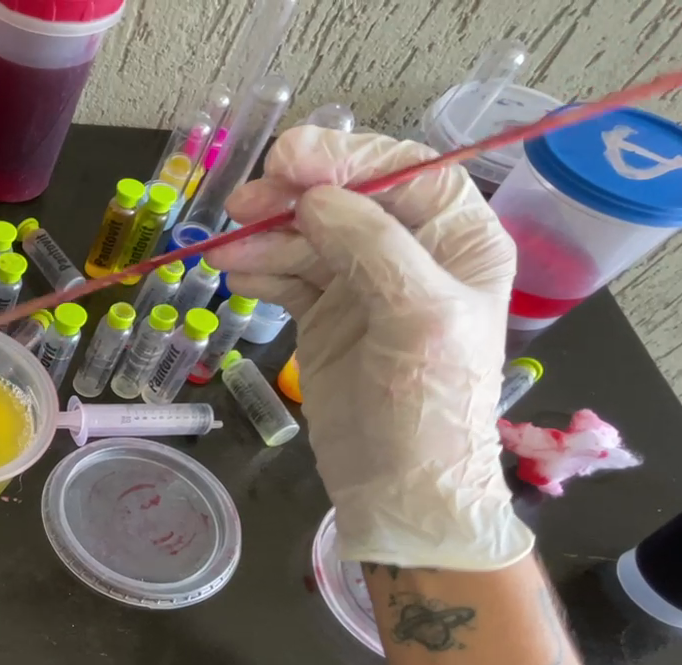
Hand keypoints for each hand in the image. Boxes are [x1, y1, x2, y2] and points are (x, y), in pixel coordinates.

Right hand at [215, 127, 533, 570]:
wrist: (397, 487)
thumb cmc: (427, 407)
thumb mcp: (417, 318)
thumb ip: (372, 249)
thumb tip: (314, 199)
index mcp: (457, 244)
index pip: (403, 176)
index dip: (347, 160)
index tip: (286, 159)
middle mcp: (409, 258)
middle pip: (345, 205)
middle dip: (293, 200)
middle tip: (239, 205)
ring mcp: (360, 290)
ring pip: (307, 243)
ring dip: (265, 241)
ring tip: (224, 253)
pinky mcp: (322, 321)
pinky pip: (287, 282)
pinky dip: (260, 274)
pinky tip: (237, 278)